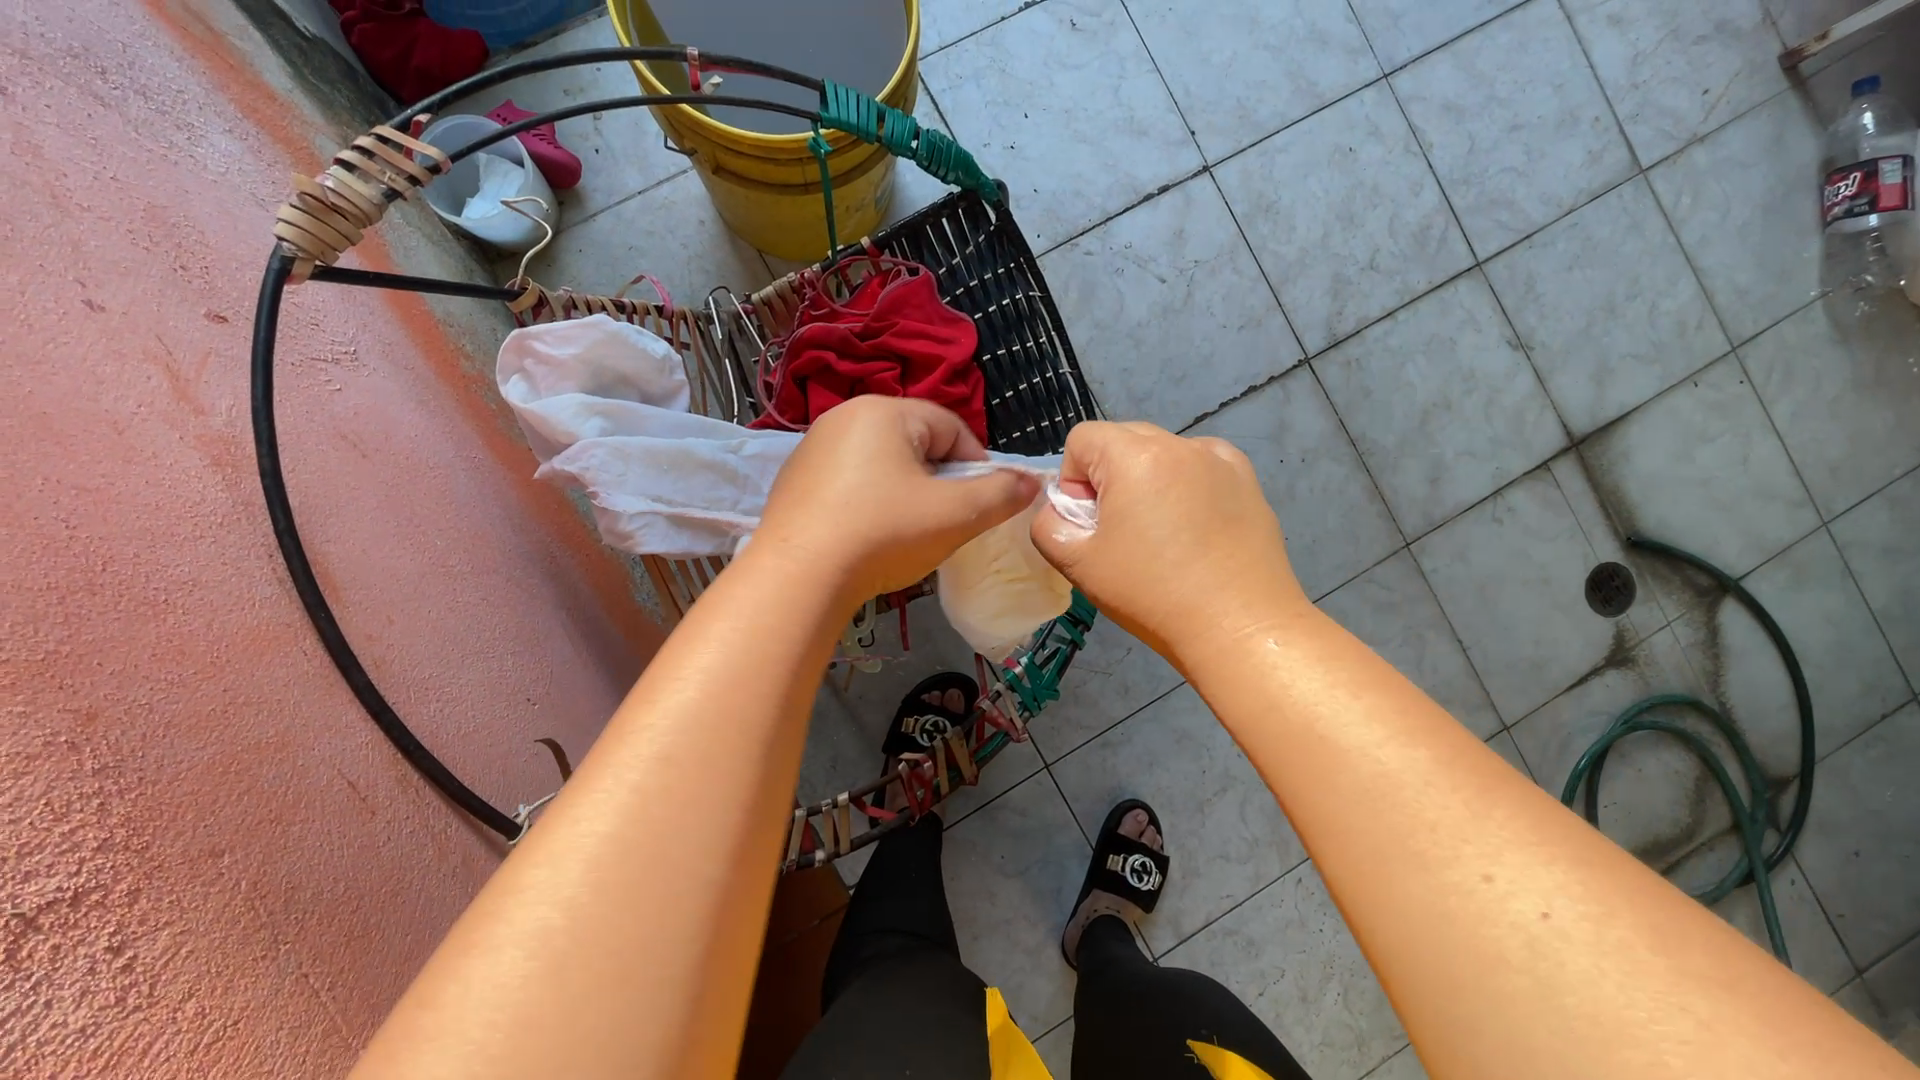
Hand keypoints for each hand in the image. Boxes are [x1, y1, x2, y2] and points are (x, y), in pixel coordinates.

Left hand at [754, 397, 1038, 609]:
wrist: (798, 578)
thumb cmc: (882, 535)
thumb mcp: (954, 515)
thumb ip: (1000, 494)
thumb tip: (1030, 481)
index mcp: (884, 411)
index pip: (952, 428)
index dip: (977, 467)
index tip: (979, 506)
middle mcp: (845, 417)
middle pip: (916, 443)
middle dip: (939, 481)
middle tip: (943, 523)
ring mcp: (813, 448)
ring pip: (883, 464)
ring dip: (905, 493)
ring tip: (905, 534)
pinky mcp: (795, 480)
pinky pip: (849, 482)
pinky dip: (868, 504)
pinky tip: (868, 537)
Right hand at [1029, 421, 1309, 663]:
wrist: (1239, 627)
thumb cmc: (1153, 594)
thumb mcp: (1077, 564)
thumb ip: (1048, 524)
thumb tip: (1063, 509)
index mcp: (1135, 455)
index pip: (1082, 439)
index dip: (1073, 481)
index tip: (1092, 525)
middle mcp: (1180, 444)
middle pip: (1122, 440)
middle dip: (1109, 478)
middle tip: (1123, 533)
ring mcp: (1220, 459)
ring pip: (1161, 455)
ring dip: (1148, 481)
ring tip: (1163, 536)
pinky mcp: (1248, 480)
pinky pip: (1199, 469)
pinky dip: (1187, 488)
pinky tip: (1196, 531)